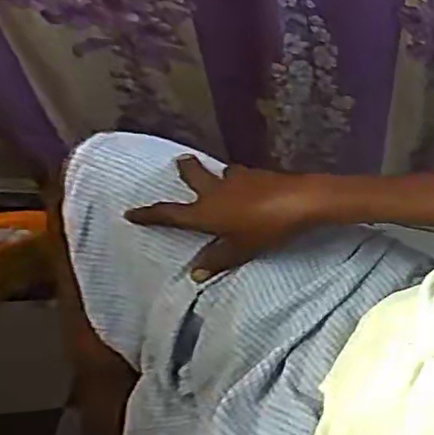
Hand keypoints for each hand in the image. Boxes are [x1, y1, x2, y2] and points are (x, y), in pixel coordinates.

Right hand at [126, 157, 337, 276]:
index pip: (169, 214)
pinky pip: (247, 174)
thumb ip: (219, 259)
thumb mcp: (242, 249)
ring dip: (220, 172)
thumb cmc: (268, 228)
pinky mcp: (263, 173)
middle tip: (180, 160)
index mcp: (204, 211)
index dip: (149, 215)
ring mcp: (240, 178)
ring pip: (223, 172)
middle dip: (186, 169)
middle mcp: (215, 190)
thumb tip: (195, 274)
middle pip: (194, 176)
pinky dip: (245, 177)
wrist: (302, 200)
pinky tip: (254, 182)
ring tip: (223, 174)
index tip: (130, 213)